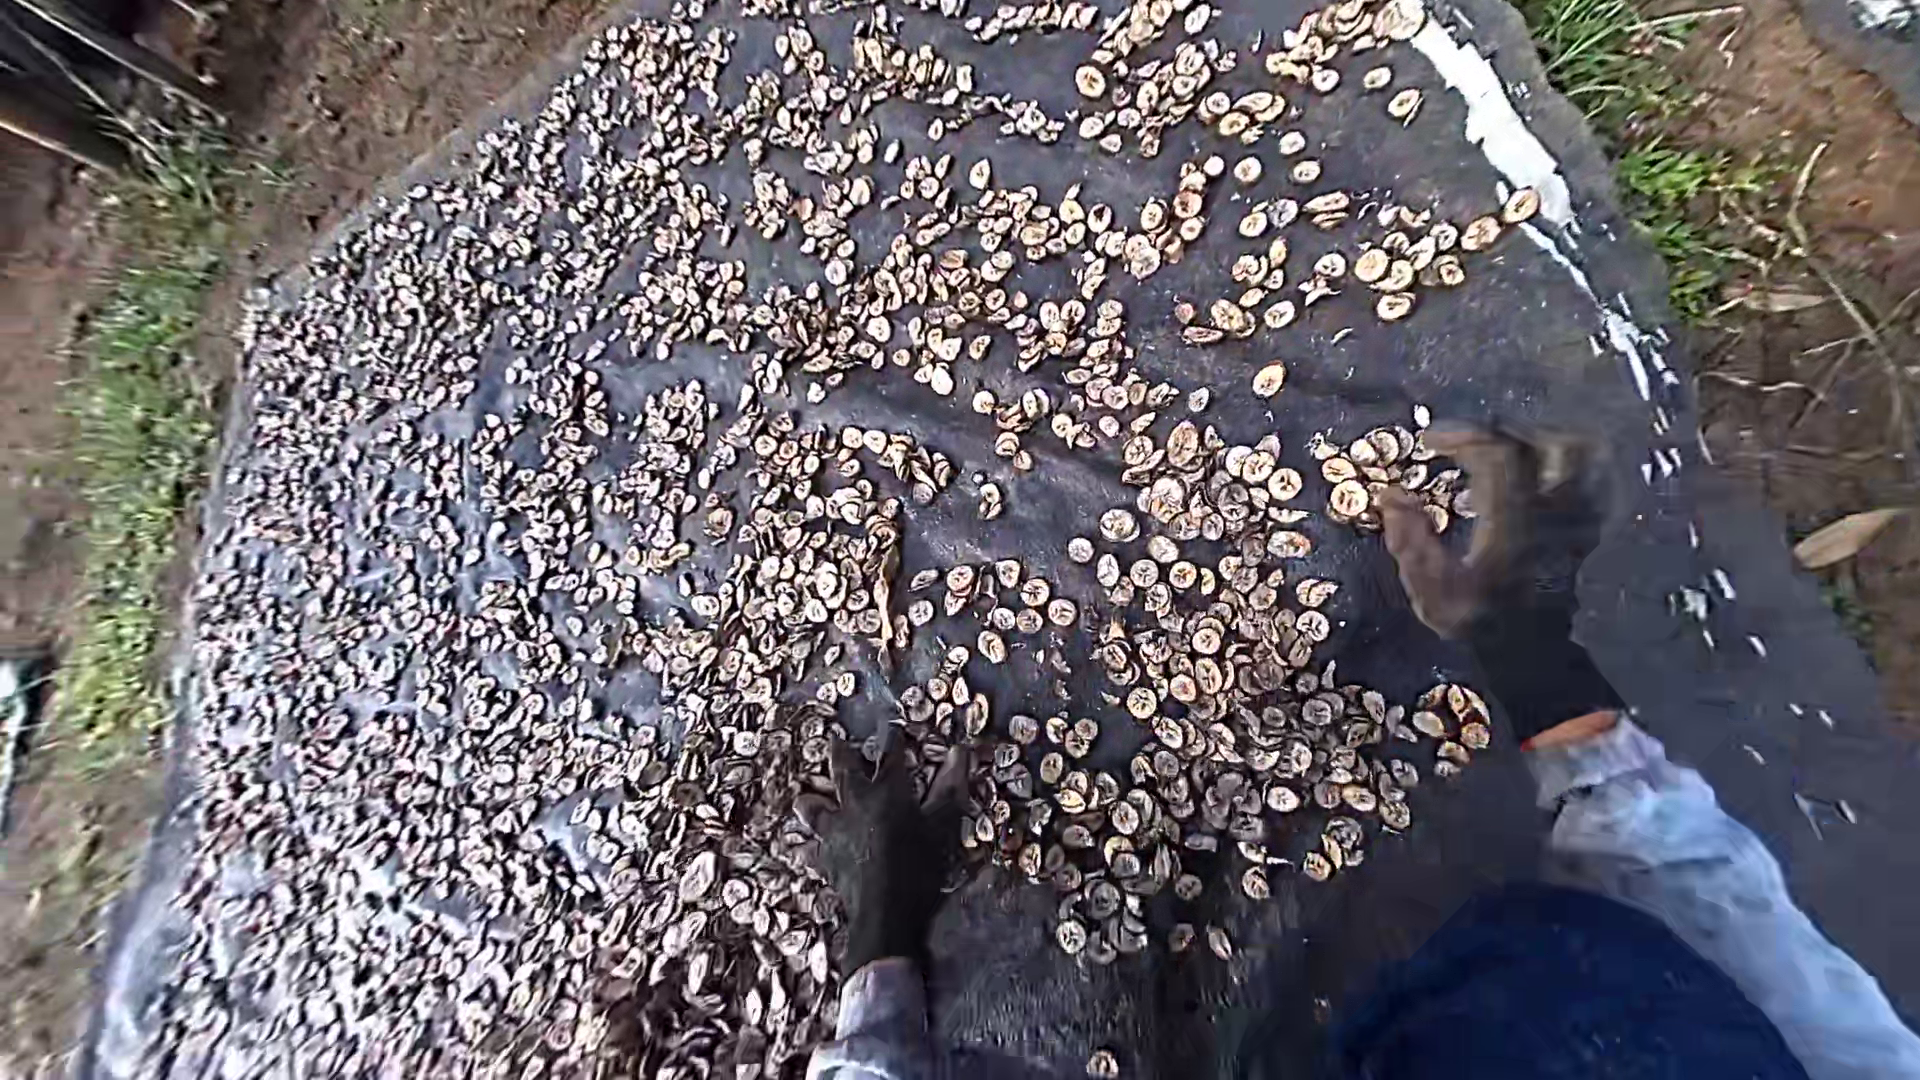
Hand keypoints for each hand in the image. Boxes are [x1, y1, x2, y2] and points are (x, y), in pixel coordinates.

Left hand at [796, 731, 970, 973]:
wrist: (885, 913)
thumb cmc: (919, 864)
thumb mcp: (943, 824)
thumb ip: (950, 786)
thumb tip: (961, 750)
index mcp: (886, 789)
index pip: (890, 756)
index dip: (893, 740)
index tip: (892, 728)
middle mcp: (856, 802)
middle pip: (845, 772)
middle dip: (841, 754)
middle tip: (834, 741)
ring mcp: (837, 831)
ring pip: (818, 810)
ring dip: (812, 802)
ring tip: (802, 798)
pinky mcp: (827, 860)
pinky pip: (813, 850)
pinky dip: (808, 847)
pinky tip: (800, 848)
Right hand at [1378, 422, 1622, 742]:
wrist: (1527, 646)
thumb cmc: (1472, 615)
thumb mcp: (1427, 584)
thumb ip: (1408, 538)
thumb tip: (1390, 494)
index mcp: (1514, 523)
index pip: (1500, 457)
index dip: (1463, 437)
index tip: (1429, 442)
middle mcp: (1555, 512)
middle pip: (1547, 443)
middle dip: (1500, 432)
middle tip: (1464, 440)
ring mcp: (1579, 516)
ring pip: (1579, 453)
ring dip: (1534, 440)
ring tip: (1496, 448)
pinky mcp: (1587, 522)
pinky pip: (1589, 472)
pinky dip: (1559, 458)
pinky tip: (1529, 468)